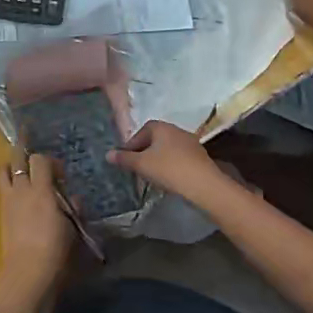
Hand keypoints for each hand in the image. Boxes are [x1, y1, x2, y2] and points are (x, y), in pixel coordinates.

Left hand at [0, 149, 71, 302]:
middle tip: (29, 142)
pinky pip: (1, 187)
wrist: (27, 267)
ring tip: (20, 169)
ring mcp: (7, 199)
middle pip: (18, 159)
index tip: (60, 172)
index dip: (49, 160)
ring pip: (4, 171)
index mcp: (41, 190)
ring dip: (12, 166)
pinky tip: (15, 188)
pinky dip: (7, 181)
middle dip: (24, 149)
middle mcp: (20, 189)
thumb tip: (71, 199)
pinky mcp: (0, 210)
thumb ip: (71, 208)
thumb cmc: (55, 249)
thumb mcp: (72, 227)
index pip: (40, 160)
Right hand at [107, 121, 232, 203]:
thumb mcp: (140, 164)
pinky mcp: (200, 157)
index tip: (126, 158)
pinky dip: (170, 164)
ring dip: (157, 158)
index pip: (142, 131)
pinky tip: (167, 177)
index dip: (132, 144)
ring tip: (150, 173)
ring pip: (167, 149)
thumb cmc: (168, 169)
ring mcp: (191, 143)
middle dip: (144, 151)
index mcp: (162, 127)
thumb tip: (108, 154)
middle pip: (155, 139)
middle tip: (136, 166)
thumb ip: (123, 158)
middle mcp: (177, 130)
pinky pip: (179, 157)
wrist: (204, 186)